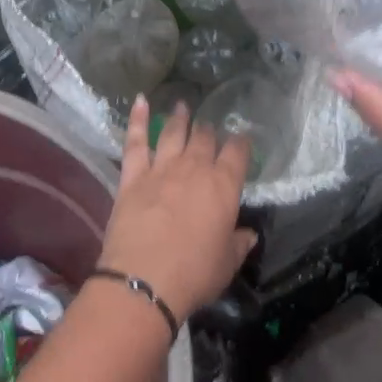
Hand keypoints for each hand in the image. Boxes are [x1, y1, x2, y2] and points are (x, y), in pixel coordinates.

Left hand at [96, 96, 258, 322]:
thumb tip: (248, 235)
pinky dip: (137, 119)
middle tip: (209, 125)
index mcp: (224, 187)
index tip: (242, 139)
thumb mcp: (226, 264)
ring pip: (173, 134)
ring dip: (179, 118)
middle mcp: (195, 169)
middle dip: (209, 130)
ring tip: (182, 106)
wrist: (144, 280)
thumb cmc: (194, 274)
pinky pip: (135, 142)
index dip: (241, 143)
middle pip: (204, 139)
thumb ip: (238, 244)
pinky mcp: (133, 176)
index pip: (237, 154)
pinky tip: (139, 101)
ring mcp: (162, 169)